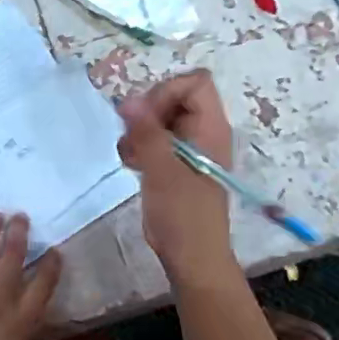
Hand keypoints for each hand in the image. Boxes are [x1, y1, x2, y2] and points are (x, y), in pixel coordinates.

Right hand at [116, 70, 235, 286]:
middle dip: (146, 113)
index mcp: (211, 129)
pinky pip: (155, 139)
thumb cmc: (183, 215)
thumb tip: (127, 100)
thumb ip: (145, 133)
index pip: (193, 83)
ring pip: (160, 119)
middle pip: (174, 97)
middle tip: (133, 139)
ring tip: (130, 156)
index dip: (166, 92)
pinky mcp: (175, 164)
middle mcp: (203, 132)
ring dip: (139, 132)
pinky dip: (139, 146)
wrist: (190, 256)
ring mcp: (189, 149)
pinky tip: (132, 165)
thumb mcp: (161, 171)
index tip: (145, 118)